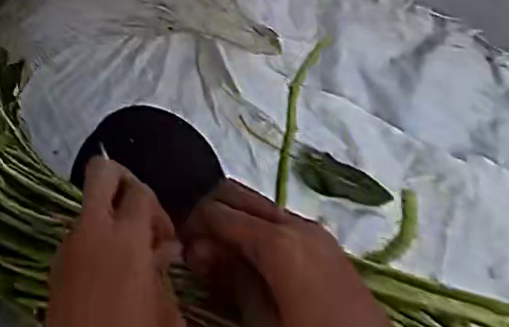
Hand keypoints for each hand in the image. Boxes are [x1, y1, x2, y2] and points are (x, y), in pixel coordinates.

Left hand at [47, 158, 182, 326]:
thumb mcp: (165, 317)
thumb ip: (164, 274)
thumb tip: (164, 251)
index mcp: (125, 239)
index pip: (142, 191)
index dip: (160, 209)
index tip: (169, 239)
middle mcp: (91, 229)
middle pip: (102, 170)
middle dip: (124, 180)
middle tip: (143, 214)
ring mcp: (68, 242)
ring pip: (88, 202)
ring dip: (108, 213)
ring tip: (132, 252)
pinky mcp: (55, 261)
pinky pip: (78, 231)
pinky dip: (95, 236)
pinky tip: (112, 270)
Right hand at [182, 181, 387, 326]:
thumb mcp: (264, 326)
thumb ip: (231, 281)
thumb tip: (201, 251)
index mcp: (277, 240)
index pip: (215, 211)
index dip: (190, 225)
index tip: (177, 248)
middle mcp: (296, 224)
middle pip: (235, 194)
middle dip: (209, 212)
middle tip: (194, 247)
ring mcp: (317, 235)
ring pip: (259, 208)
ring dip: (234, 222)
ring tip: (221, 260)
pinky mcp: (331, 251)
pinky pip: (281, 225)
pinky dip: (258, 233)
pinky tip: (252, 265)